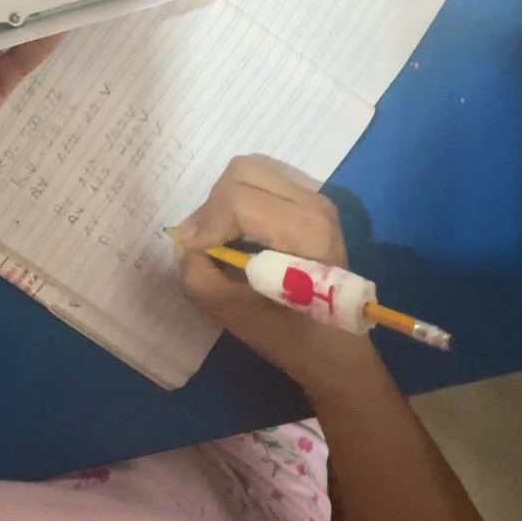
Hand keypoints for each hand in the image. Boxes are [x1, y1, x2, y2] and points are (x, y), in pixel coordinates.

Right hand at [173, 155, 386, 397]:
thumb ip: (197, 274)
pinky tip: (237, 231)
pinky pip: (261, 181)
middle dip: (213, 207)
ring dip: (224, 201)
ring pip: (249, 170)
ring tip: (217, 236)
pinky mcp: (308, 201)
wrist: (336, 349)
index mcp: (306, 231)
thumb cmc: (290, 337)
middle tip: (202, 243)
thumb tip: (185, 243)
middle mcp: (314, 204)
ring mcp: (315, 199)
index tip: (191, 252)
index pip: (238, 201)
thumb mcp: (231, 314)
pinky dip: (238, 199)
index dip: (205, 224)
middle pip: (241, 173)